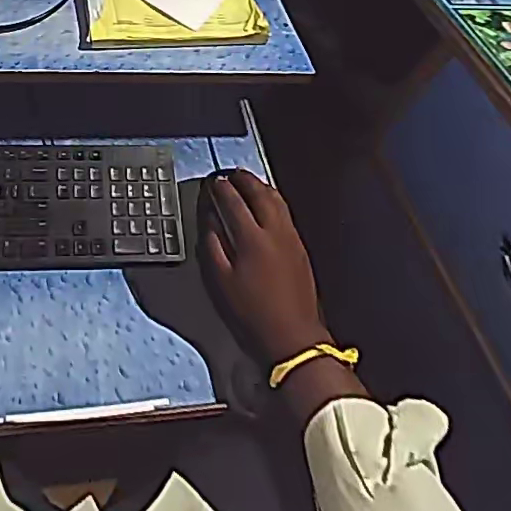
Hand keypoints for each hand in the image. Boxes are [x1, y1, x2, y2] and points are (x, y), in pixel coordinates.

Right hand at [201, 170, 365, 424]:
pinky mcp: (300, 247)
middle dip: (243, 180)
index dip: (221, 188)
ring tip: (249, 182)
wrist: (293, 336)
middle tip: (231, 174)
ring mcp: (290, 238)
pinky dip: (273, 200)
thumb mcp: (221, 280)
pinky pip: (285, 212)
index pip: (233, 202)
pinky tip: (267, 203)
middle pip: (259, 194)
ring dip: (261, 186)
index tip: (213, 182)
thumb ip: (213, 245)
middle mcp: (274, 232)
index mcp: (251, 239)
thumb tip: (209, 221)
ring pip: (277, 200)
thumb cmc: (252, 311)